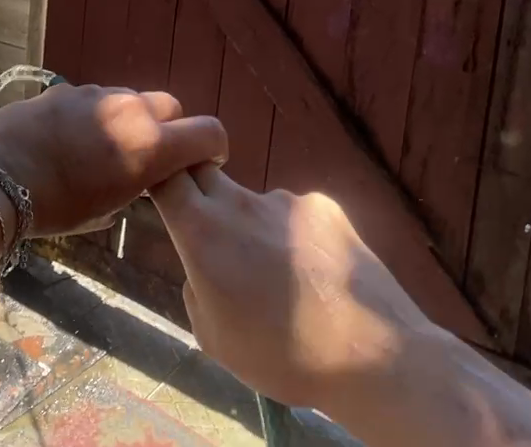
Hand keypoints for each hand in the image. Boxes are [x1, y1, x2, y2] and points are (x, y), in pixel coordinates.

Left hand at [0, 82, 226, 236]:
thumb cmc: (56, 206)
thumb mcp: (108, 208)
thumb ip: (139, 183)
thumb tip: (144, 176)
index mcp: (151, 145)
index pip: (209, 132)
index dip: (212, 149)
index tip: (201, 164)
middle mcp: (130, 109)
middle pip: (171, 106)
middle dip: (170, 128)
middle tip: (150, 155)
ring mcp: (96, 93)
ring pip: (131, 98)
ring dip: (130, 119)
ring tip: (103, 147)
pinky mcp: (66, 87)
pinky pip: (96, 97)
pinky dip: (97, 114)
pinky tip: (72, 136)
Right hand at [149, 165, 441, 416]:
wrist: (374, 359)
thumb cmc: (281, 354)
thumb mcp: (211, 337)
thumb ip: (194, 287)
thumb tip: (203, 267)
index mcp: (201, 229)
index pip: (162, 173)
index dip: (156, 173)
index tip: (157, 189)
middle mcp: (238, 202)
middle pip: (203, 171)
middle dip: (199, 192)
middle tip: (213, 233)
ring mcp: (285, 201)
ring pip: (253, 202)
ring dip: (254, 227)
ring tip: (283, 278)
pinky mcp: (325, 207)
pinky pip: (295, 215)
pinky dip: (295, 236)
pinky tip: (317, 274)